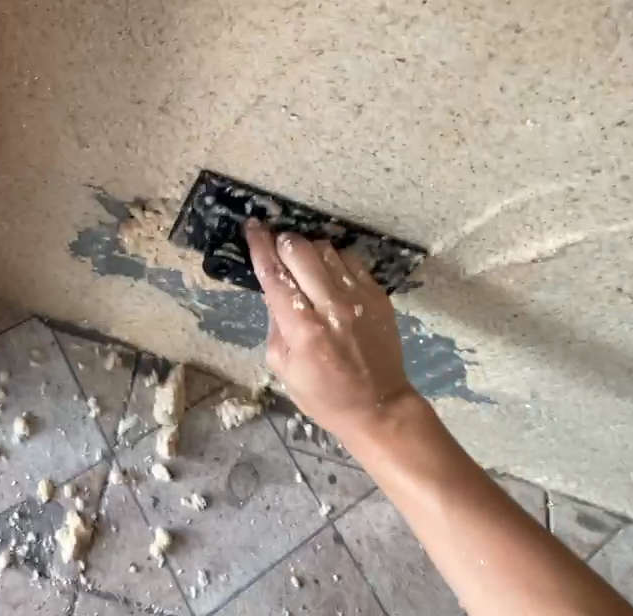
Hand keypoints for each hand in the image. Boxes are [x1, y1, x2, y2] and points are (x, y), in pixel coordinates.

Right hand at [244, 219, 420, 443]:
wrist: (379, 407)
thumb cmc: (323, 394)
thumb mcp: (282, 366)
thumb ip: (273, 322)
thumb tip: (271, 286)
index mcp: (303, 329)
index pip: (274, 274)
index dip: (260, 245)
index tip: (252, 225)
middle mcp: (331, 307)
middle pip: (300, 250)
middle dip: (283, 242)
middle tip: (277, 247)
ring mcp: (358, 298)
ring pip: (325, 248)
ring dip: (308, 250)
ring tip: (304, 265)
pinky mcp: (378, 295)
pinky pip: (350, 259)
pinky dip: (333, 260)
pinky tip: (329, 274)